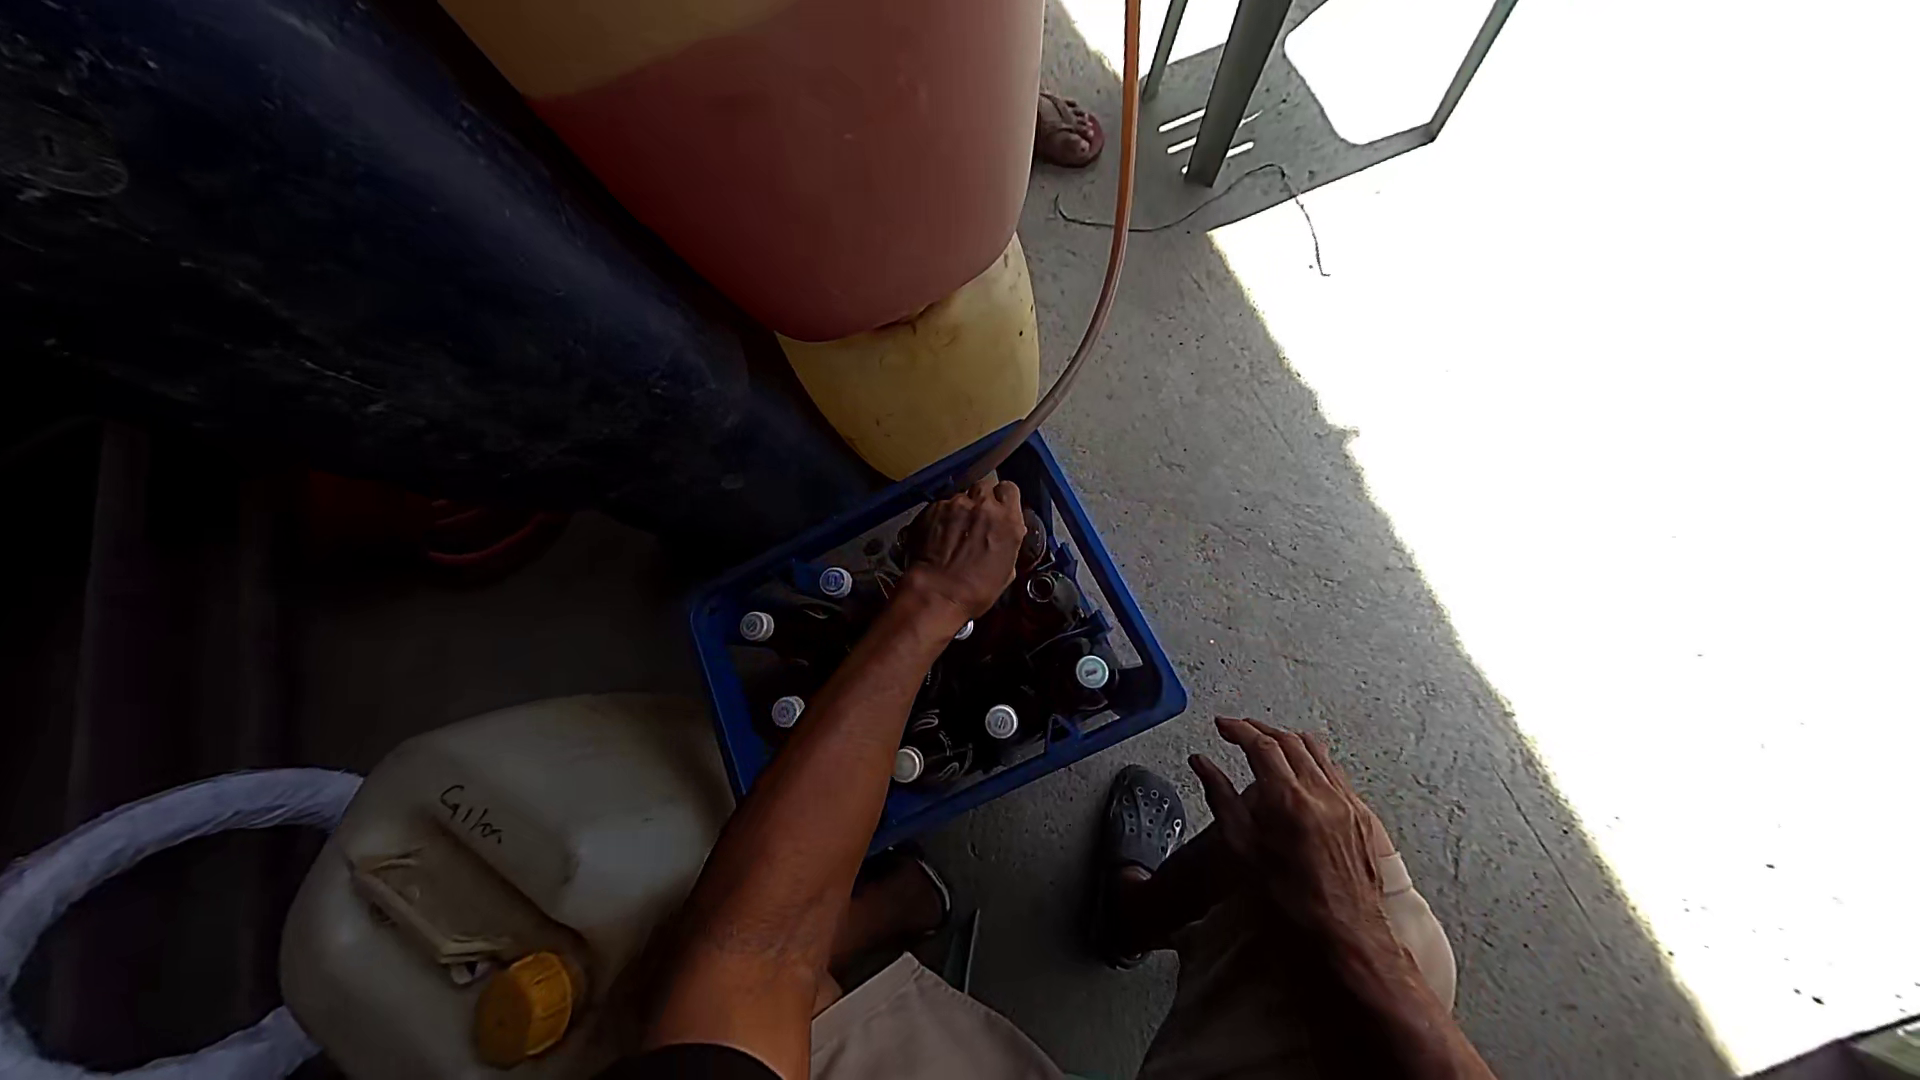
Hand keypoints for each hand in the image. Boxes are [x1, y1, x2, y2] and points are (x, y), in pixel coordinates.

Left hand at [898, 480, 1024, 619]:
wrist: (939, 593)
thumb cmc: (975, 589)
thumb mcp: (1007, 568)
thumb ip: (1010, 540)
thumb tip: (1009, 531)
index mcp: (1007, 520)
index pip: (1009, 489)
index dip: (1003, 498)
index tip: (999, 507)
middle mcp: (983, 506)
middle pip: (984, 486)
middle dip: (981, 500)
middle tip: (976, 519)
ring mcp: (955, 505)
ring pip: (960, 496)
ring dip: (959, 509)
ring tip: (954, 532)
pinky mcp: (932, 509)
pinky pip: (940, 506)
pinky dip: (940, 516)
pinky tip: (939, 535)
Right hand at [1189, 717, 1390, 944]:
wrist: (1346, 930)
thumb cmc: (1290, 896)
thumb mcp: (1241, 846)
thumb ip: (1220, 796)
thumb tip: (1200, 763)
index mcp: (1289, 800)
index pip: (1261, 745)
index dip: (1238, 729)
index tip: (1222, 725)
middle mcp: (1321, 794)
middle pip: (1288, 739)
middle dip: (1259, 728)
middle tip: (1238, 729)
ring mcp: (1346, 801)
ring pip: (1315, 748)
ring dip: (1286, 737)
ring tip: (1266, 739)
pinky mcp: (1361, 812)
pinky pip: (1334, 768)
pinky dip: (1311, 756)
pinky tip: (1298, 766)